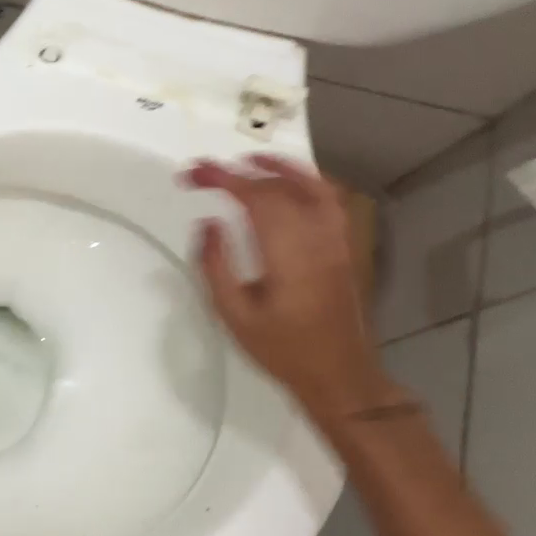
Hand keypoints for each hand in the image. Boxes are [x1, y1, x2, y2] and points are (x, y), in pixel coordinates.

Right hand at [183, 155, 396, 420]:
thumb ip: (216, 265)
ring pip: (315, 188)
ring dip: (281, 168)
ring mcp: (337, 242)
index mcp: (288, 254)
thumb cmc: (280, 348)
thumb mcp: (232, 312)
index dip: (223, 179)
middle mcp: (318, 240)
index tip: (192, 174)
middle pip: (282, 188)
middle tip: (203, 172)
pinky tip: (286, 186)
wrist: (339, 374)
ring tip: (249, 161)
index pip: (256, 199)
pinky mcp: (343, 249)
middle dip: (240, 172)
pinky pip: (329, 202)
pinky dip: (306, 183)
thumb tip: (208, 224)